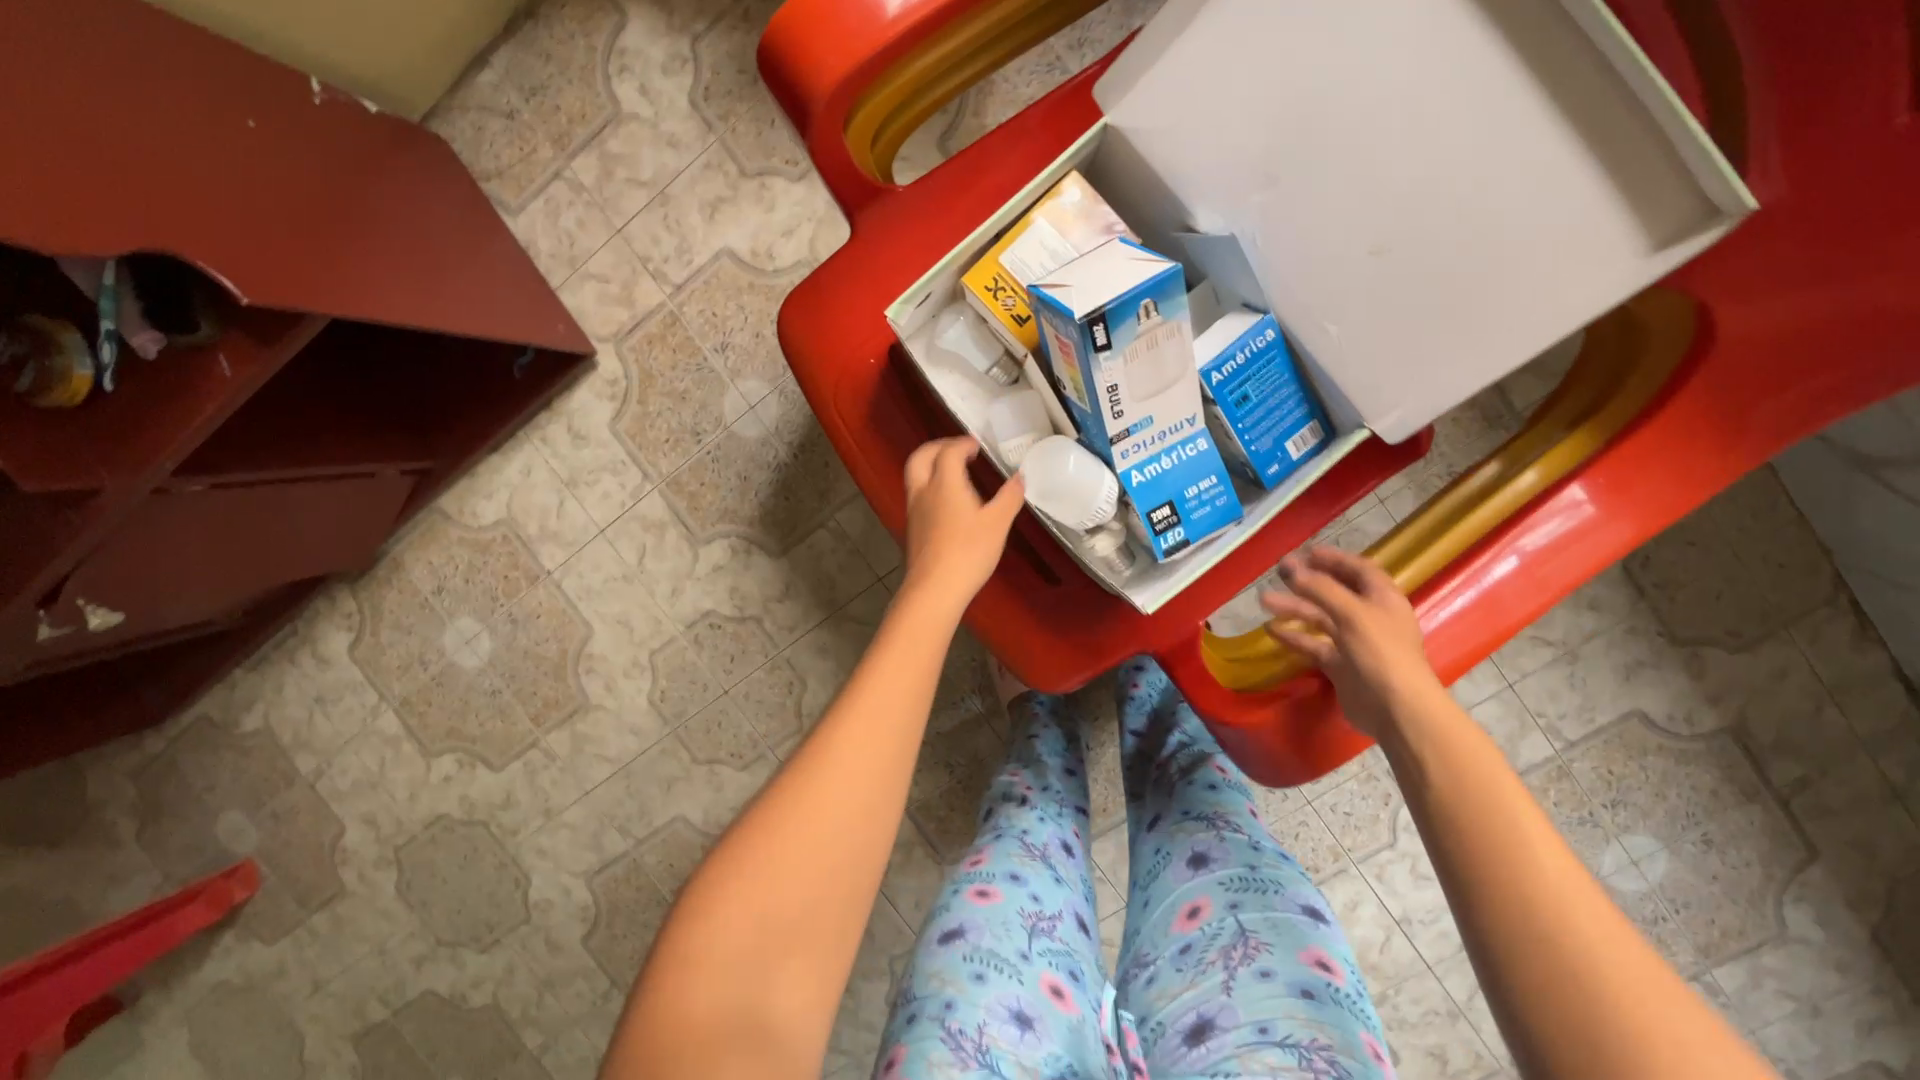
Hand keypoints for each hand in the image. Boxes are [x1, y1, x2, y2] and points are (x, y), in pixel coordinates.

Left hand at [897, 436, 1026, 614]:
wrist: (934, 589)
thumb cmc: (968, 552)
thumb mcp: (998, 524)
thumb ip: (1010, 497)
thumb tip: (1020, 477)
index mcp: (944, 483)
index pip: (949, 452)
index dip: (962, 443)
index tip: (976, 445)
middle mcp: (923, 491)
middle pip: (920, 457)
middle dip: (937, 447)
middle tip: (957, 450)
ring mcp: (914, 511)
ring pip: (915, 477)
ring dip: (931, 467)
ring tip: (953, 475)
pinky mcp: (912, 530)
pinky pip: (917, 496)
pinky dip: (930, 488)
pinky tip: (948, 505)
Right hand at [1259, 547, 1444, 737]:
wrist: (1395, 708)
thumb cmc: (1381, 652)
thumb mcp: (1353, 613)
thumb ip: (1321, 589)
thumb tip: (1292, 568)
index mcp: (1382, 598)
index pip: (1358, 569)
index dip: (1334, 559)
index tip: (1306, 552)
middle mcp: (1369, 616)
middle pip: (1335, 592)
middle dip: (1307, 581)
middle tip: (1279, 572)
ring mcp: (1354, 642)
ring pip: (1320, 618)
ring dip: (1294, 608)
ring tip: (1264, 600)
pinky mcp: (1341, 665)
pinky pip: (1314, 645)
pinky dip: (1294, 637)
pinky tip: (1271, 630)